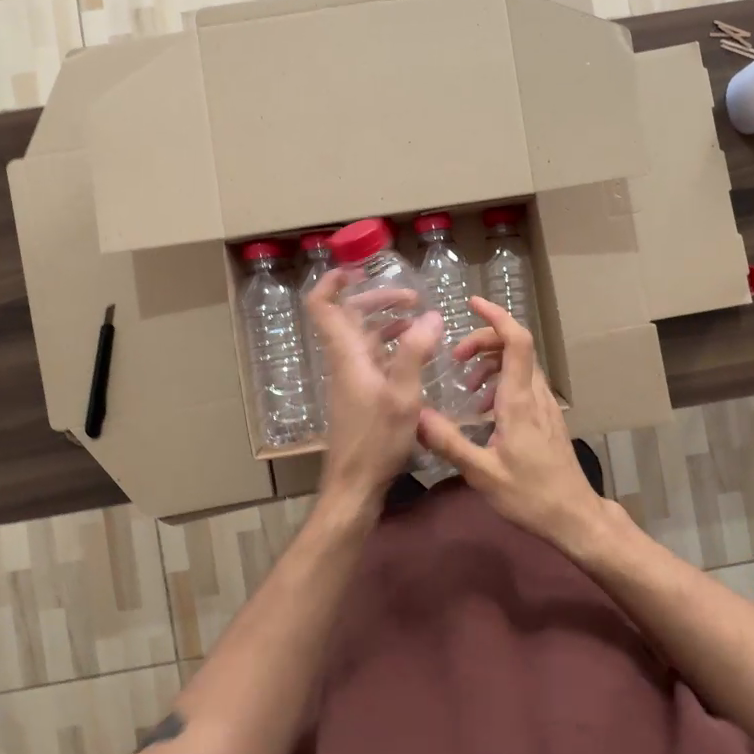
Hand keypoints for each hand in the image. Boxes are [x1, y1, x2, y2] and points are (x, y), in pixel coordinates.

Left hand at [305, 269, 440, 512]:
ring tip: (419, 321)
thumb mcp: (403, 395)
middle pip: (349, 317)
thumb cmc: (376, 440)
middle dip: (377, 300)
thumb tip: (431, 315)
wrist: (355, 485)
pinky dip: (391, 347)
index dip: (333, 282)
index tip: (358, 268)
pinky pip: (372, 358)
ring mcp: (350, 379)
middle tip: (413, 298)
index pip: (322, 306)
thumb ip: (415, 352)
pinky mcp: (359, 395)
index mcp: (347, 355)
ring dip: (386, 323)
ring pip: (362, 338)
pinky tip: (416, 355)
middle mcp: (344, 361)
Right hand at [416, 297, 609, 549]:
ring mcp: (545, 406)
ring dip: (491, 362)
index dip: (496, 316)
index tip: (473, 303)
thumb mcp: (481, 473)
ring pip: (520, 364)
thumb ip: (448, 442)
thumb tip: (415, 414)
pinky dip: (501, 380)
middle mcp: (536, 395)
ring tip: (466, 385)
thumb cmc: (529, 495)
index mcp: (519, 400)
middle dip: (483, 340)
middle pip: (516, 346)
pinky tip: (484, 409)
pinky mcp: (547, 418)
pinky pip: (524, 383)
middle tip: (455, 359)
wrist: (572, 516)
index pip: (516, 341)